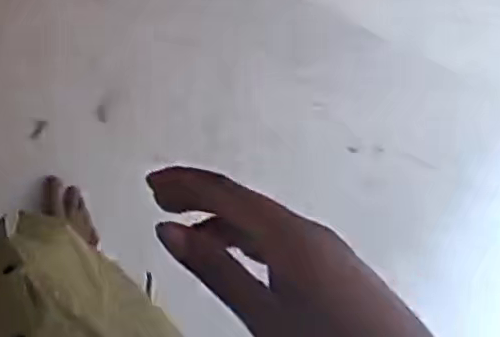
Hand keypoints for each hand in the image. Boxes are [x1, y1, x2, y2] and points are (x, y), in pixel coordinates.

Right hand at [146, 167, 431, 336]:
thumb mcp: (266, 317)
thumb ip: (216, 270)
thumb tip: (167, 229)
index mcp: (287, 232)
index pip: (222, 189)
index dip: (182, 181)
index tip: (150, 183)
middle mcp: (310, 231)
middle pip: (242, 199)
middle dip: (198, 195)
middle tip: (161, 199)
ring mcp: (334, 252)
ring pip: (264, 220)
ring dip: (223, 219)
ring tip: (195, 234)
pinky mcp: (349, 275)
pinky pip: (285, 238)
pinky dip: (251, 237)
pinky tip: (246, 258)